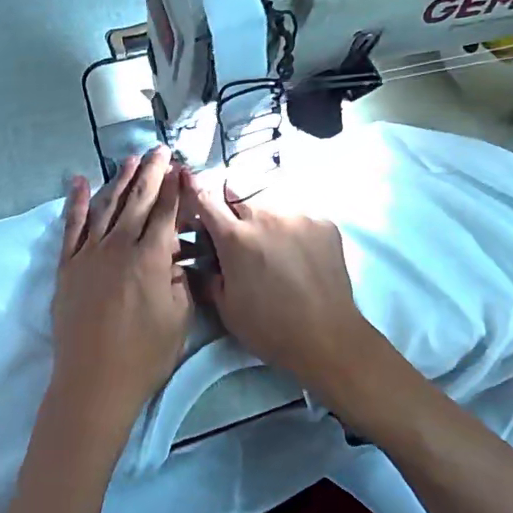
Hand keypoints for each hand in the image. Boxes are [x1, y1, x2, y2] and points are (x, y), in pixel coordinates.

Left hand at [50, 148, 193, 430]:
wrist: (94, 382)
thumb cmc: (145, 355)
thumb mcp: (180, 317)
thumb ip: (180, 279)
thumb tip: (175, 255)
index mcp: (151, 258)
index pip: (165, 212)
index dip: (174, 188)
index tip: (180, 167)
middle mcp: (119, 247)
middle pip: (138, 200)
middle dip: (151, 173)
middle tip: (160, 150)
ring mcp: (89, 254)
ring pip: (106, 206)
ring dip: (119, 180)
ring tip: (130, 159)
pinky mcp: (67, 266)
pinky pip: (70, 226)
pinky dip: (73, 201)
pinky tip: (77, 181)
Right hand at [184, 173, 377, 393]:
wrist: (326, 337)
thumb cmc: (270, 328)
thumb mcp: (226, 308)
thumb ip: (211, 274)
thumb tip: (205, 257)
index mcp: (236, 238)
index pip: (206, 200)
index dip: (192, 187)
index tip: (186, 175)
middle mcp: (266, 217)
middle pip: (240, 192)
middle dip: (233, 204)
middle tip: (239, 227)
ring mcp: (298, 216)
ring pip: (273, 204)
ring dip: (267, 218)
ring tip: (275, 245)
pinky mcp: (324, 223)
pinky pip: (301, 217)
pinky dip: (295, 230)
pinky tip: (301, 254)